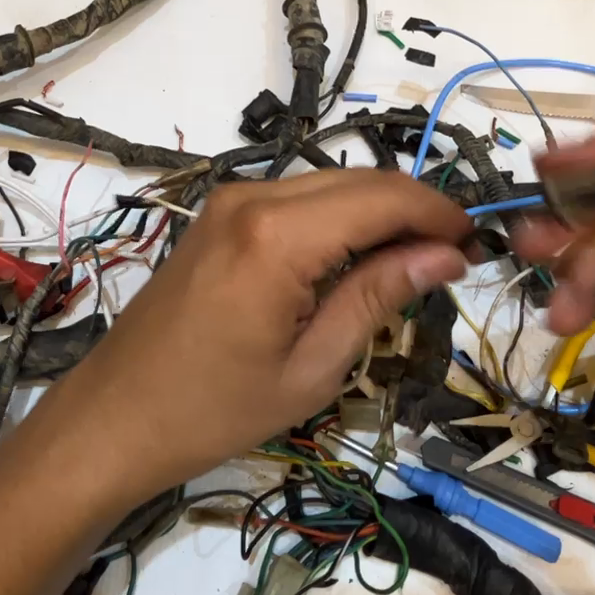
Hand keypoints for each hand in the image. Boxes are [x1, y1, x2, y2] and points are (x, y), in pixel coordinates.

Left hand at [38, 169, 471, 500]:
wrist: (117, 414)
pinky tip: (353, 260)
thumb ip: (378, 296)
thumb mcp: (312, 366)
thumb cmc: (216, 408)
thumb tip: (446, 254)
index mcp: (279, 235)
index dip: (439, 214)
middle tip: (451, 258)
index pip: (384, 198)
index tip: (478, 244)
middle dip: (413, 210)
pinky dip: (336, 219)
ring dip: (375, 213)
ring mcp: (230, 201)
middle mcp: (253, 197)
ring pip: (329, 184)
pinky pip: (295, 199)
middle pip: (359, 181)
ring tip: (409, 264)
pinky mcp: (218, 215)